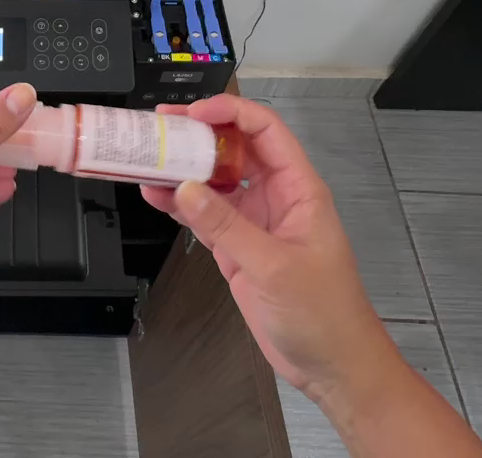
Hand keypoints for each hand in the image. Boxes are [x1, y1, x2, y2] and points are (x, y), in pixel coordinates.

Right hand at [142, 93, 382, 402]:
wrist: (333, 369)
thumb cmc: (324, 315)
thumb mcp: (275, 266)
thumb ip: (227, 226)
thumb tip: (185, 189)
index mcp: (298, 187)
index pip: (264, 130)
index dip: (230, 112)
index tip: (194, 113)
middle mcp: (274, 195)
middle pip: (233, 147)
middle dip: (197, 133)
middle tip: (161, 124)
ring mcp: (253, 220)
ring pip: (213, 179)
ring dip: (182, 168)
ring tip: (148, 157)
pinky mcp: (236, 245)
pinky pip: (203, 213)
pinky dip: (178, 203)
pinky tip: (155, 194)